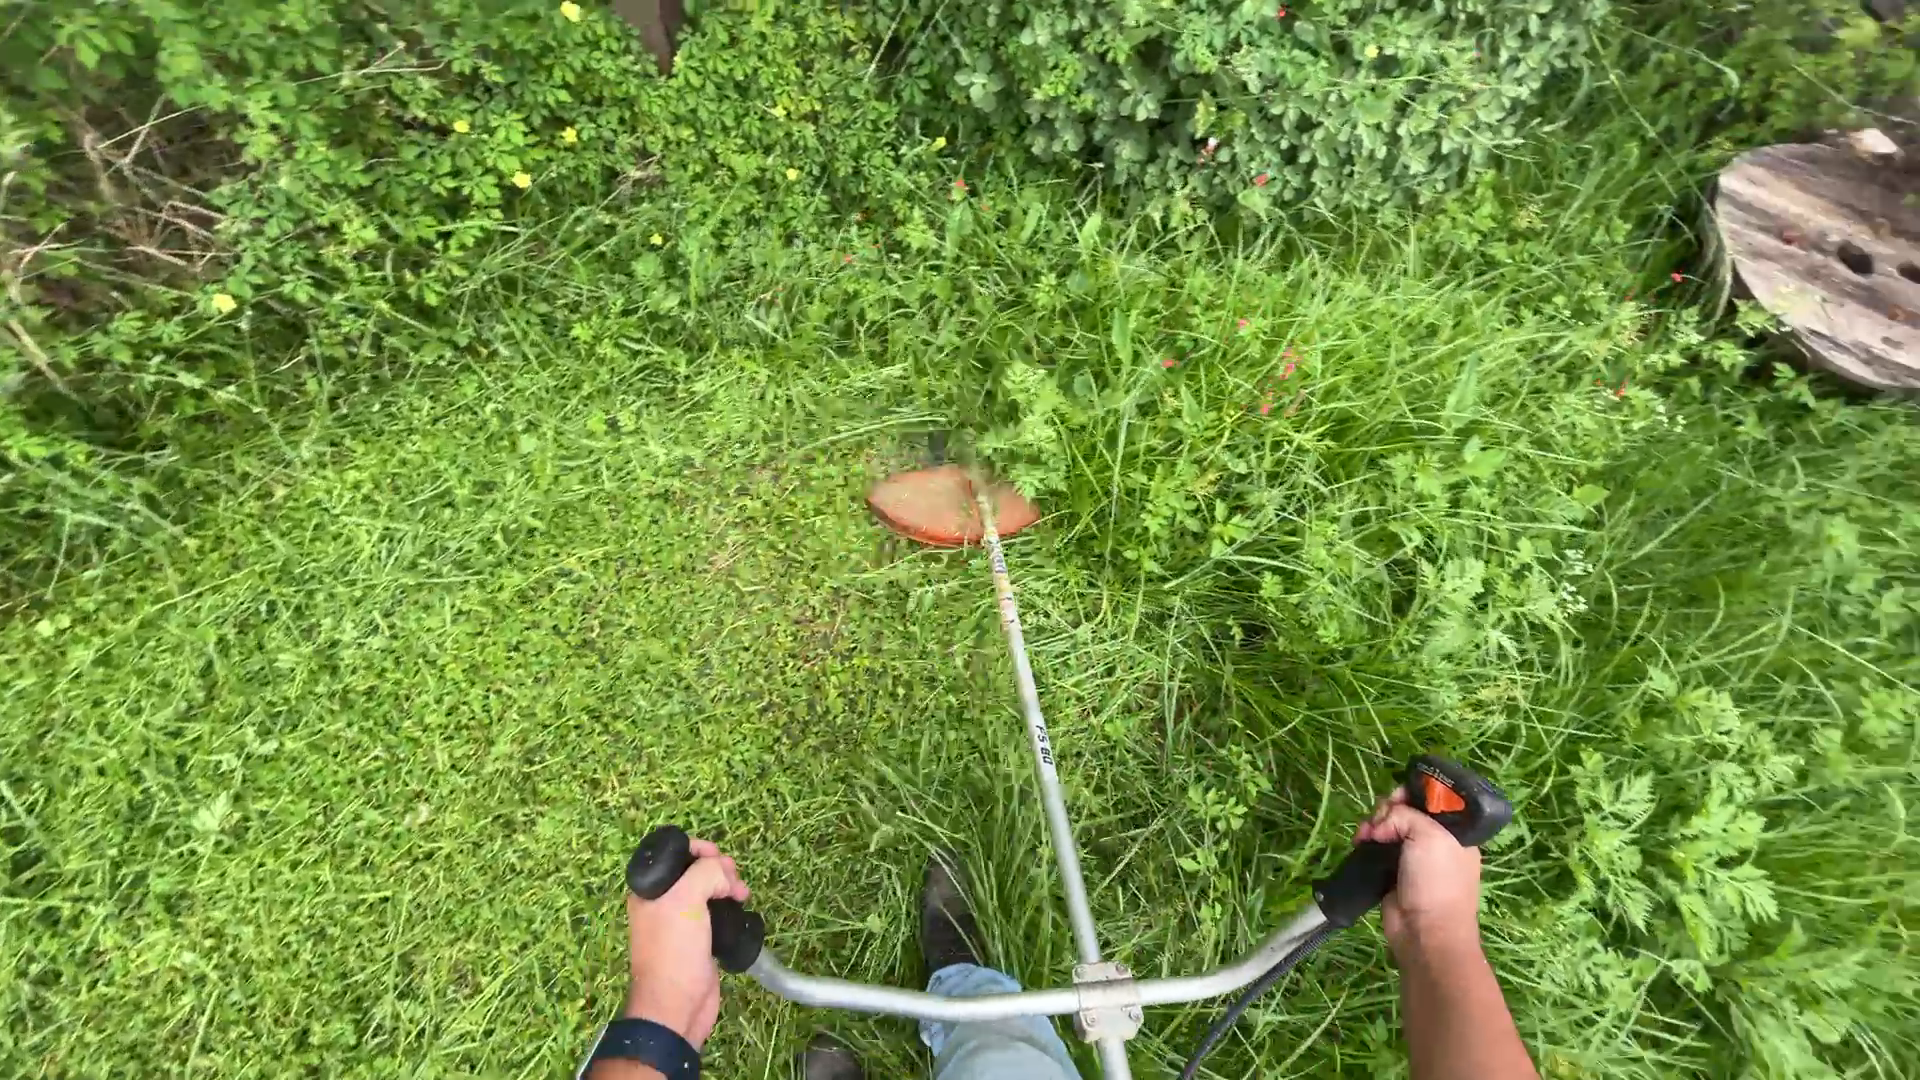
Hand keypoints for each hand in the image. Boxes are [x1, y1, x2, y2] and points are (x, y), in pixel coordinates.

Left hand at [621, 837, 749, 1049]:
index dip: (699, 848)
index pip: (675, 852)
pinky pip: (717, 908)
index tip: (718, 857)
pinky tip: (741, 906)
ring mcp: (681, 920)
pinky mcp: (699, 937)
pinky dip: (730, 902)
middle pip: (697, 868)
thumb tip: (725, 876)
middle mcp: (663, 901)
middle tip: (733, 880)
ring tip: (741, 894)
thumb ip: (706, 872)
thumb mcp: (685, 898)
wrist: (677, 1006)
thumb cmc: (675, 949)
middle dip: (719, 867)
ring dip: (729, 883)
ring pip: (710, 887)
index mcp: (649, 889)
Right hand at [1354, 787, 1481, 960]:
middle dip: (1387, 809)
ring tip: (1365, 836)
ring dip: (1373, 824)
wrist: (1425, 931)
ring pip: (1387, 825)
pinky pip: (1376, 843)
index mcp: (1456, 834)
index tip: (1396, 798)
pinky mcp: (1392, 868)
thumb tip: (1379, 825)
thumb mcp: (1430, 836)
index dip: (1412, 794)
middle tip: (1380, 821)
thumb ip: (1404, 815)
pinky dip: (1366, 839)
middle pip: (1405, 810)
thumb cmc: (1436, 882)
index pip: (1432, 800)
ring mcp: (1413, 856)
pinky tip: (1360, 842)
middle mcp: (1435, 842)